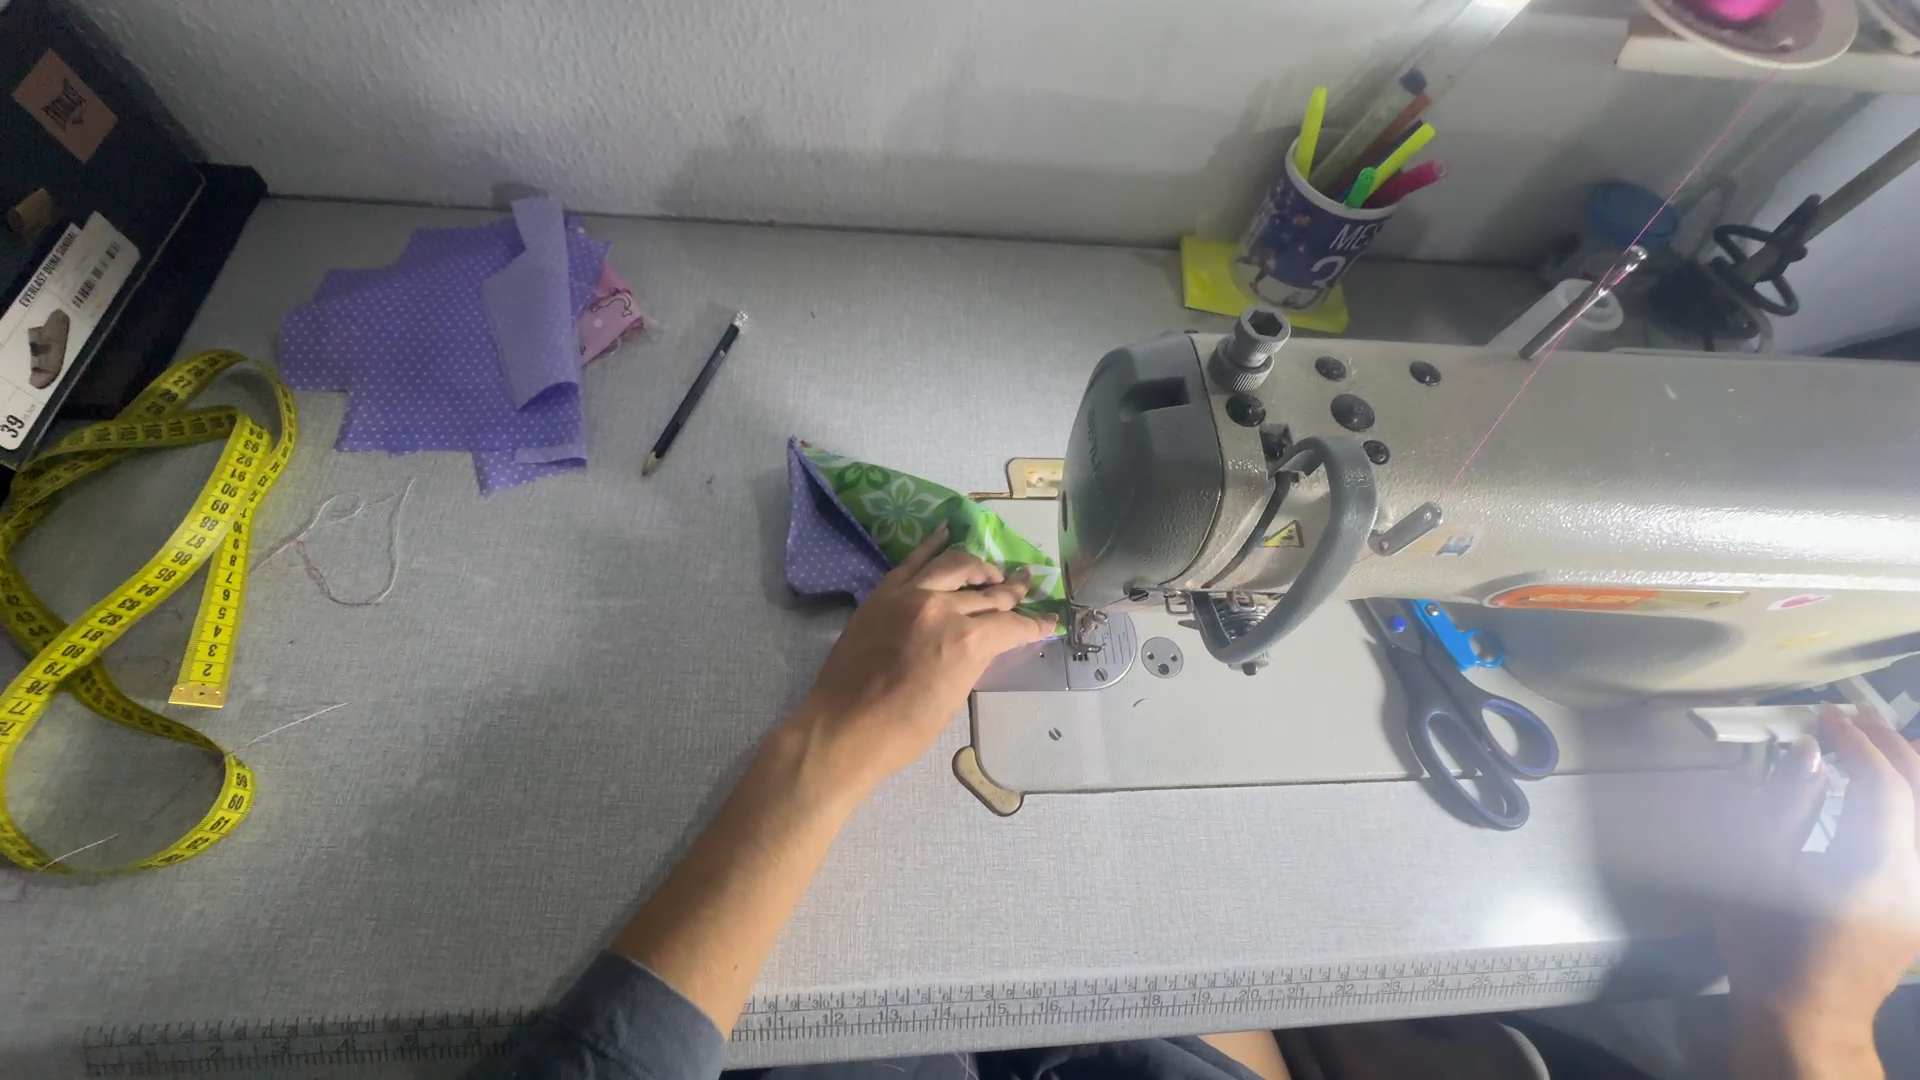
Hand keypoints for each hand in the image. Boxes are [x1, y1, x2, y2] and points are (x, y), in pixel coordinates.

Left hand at [781, 523, 1056, 798]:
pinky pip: (914, 559)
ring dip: (980, 566)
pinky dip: (934, 544)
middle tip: (1027, 583)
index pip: (1012, 625)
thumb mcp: (955, 697)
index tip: (1048, 621)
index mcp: (968, 641)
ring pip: (956, 565)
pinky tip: (949, 532)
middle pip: (989, 593)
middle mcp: (944, 607)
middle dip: (1013, 591)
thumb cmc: (905, 729)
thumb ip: (974, 659)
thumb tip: (987, 641)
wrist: (845, 727)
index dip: (1034, 624)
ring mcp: (911, 594)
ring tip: (992, 571)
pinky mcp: (885, 591)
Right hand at [1718, 708, 1919, 1077]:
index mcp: (1877, 872)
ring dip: (1913, 773)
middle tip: (1852, 717)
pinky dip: (1914, 802)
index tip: (1823, 717)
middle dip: (1893, 750)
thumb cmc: (1763, 936)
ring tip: (1881, 739)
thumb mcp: (1756, 865)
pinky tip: (1897, 785)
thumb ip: (1784, 805)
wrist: (1804, 1004)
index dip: (1856, 746)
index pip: (1884, 790)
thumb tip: (1808, 753)